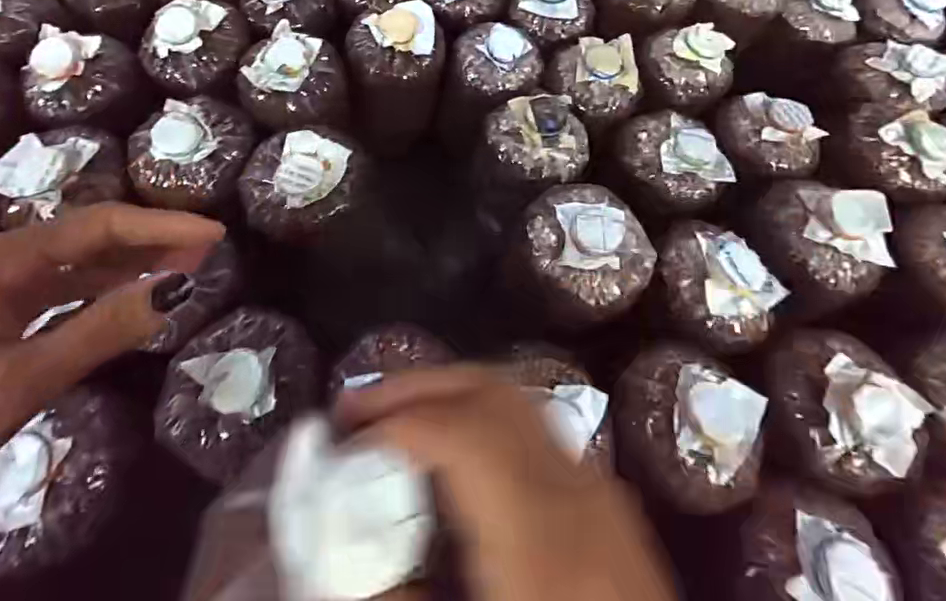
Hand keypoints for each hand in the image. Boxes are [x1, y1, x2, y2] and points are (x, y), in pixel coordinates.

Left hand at [0, 203, 221, 600]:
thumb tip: (183, 284)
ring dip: (128, 267)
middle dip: (151, 241)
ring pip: (71, 269)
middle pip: (85, 239)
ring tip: (184, 272)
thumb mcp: (8, 389)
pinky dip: (96, 298)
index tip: (218, 235)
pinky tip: (125, 305)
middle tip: (211, 253)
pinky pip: (50, 299)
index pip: (97, 227)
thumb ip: (99, 330)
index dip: (163, 227)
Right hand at [337, 366, 677, 600]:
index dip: (393, 423)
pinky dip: (482, 416)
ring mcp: (598, 485)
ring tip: (393, 415)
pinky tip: (451, 446)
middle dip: (417, 388)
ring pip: (517, 399)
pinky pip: (535, 427)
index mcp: (541, 538)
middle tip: (356, 408)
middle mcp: (576, 490)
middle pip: (492, 393)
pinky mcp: (605, 495)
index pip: (461, 433)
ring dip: (449, 393)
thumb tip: (340, 557)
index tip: (341, 443)